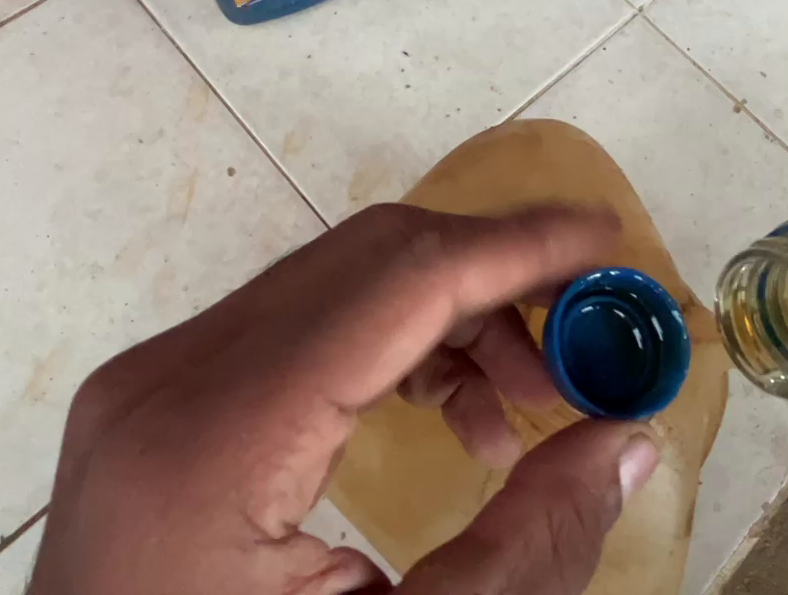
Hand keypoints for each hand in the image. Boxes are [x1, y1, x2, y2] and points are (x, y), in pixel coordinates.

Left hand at [28, 203, 661, 594]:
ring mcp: (162, 376)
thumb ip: (527, 550)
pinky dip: (402, 340)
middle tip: (586, 323)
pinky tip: (453, 407)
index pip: (400, 280)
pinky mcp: (172, 391)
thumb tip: (625, 438)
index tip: (607, 237)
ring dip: (454, 311)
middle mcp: (172, 374)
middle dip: (498, 274)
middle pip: (373, 258)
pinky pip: (312, 320)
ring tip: (527, 396)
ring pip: (346, 278)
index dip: (519, 247)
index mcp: (214, 440)